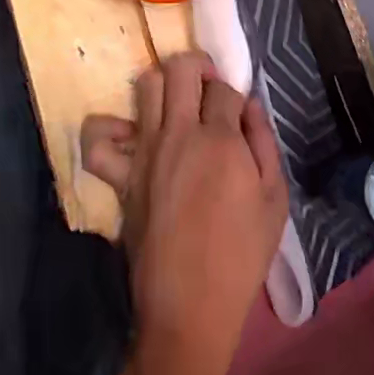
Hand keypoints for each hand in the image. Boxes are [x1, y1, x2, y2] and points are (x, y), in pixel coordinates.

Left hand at [81, 52, 287, 359]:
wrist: (190, 306)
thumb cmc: (242, 255)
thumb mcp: (274, 199)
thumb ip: (264, 143)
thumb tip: (248, 106)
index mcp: (220, 140)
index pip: (225, 88)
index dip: (235, 95)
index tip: (239, 117)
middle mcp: (178, 135)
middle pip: (180, 69)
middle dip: (199, 68)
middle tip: (210, 92)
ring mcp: (144, 154)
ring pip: (145, 86)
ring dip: (165, 85)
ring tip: (179, 108)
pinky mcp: (121, 178)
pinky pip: (99, 141)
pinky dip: (110, 130)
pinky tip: (132, 137)